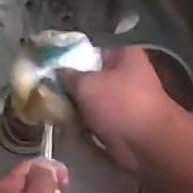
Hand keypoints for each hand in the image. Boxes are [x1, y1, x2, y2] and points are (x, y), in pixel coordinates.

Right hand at [59, 47, 184, 173]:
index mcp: (122, 54)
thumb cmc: (120, 105)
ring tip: (52, 108)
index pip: (89, 48)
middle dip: (69, 85)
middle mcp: (124, 73)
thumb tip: (56, 73)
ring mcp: (122, 99)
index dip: (67, 56)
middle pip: (88, 75)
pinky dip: (82, 122)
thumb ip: (67, 76)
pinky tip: (65, 124)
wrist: (146, 144)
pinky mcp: (118, 121)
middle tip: (46, 90)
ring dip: (74, 106)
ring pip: (90, 99)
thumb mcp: (87, 85)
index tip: (47, 67)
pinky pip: (94, 118)